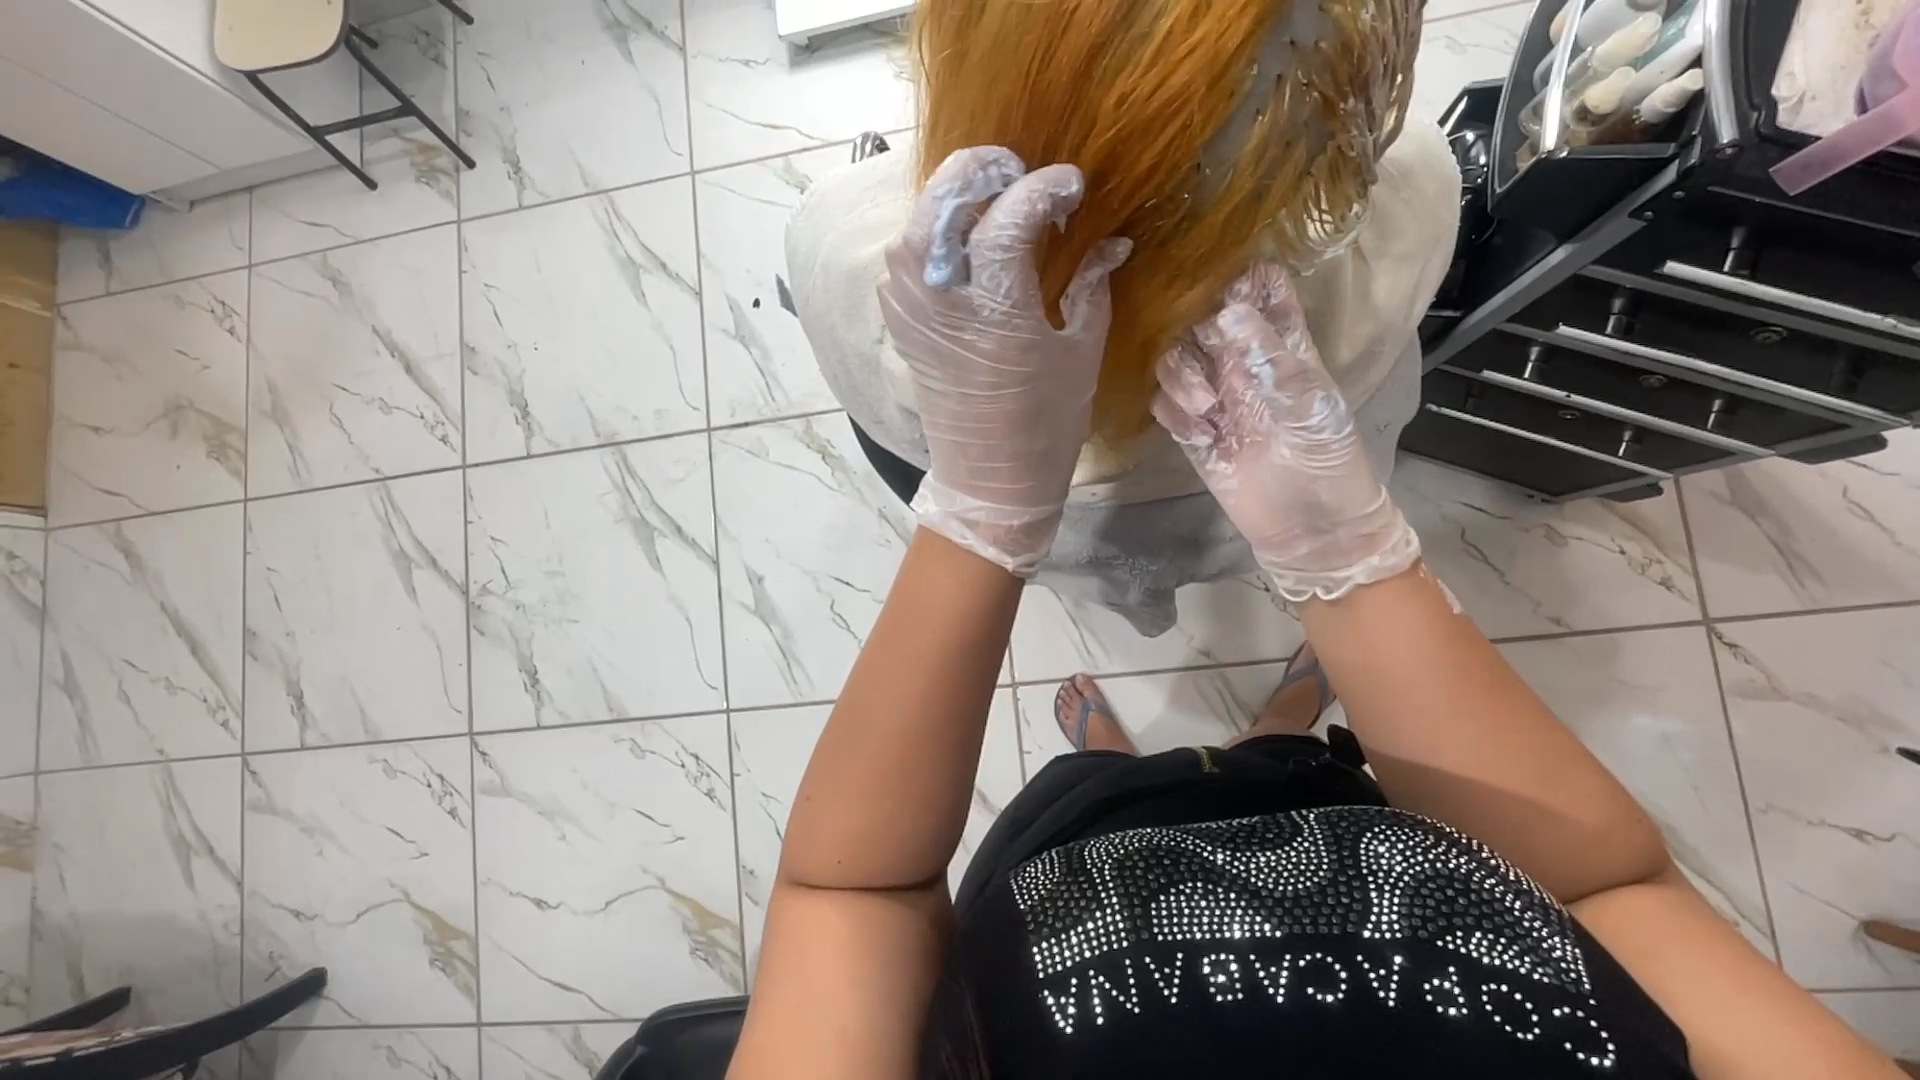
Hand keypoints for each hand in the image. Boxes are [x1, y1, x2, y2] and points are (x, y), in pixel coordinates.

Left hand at [879, 146, 1131, 577]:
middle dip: (976, 171)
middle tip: (1014, 171)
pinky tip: (961, 241)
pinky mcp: (902, 328)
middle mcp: (943, 302)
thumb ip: (1091, 285)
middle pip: (939, 206)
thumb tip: (1108, 242)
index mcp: (996, 309)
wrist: (991, 482)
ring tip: (989, 200)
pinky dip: (928, 236)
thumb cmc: (1046, 425)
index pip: (1007, 216)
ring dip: (947, 201)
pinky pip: (904, 262)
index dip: (1042, 188)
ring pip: (912, 229)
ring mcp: (914, 313)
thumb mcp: (1082, 352)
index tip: (1071, 186)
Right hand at [1152, 265, 1421, 601]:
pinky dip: (1174, 414)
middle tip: (1213, 360)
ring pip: (1174, 360)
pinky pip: (1164, 405)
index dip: (1239, 281)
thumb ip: (1266, 350)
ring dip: (1181, 378)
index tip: (1226, 295)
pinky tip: (1201, 435)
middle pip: (1200, 320)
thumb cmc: (1323, 454)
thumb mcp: (1304, 395)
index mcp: (1281, 344)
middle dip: (1196, 333)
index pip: (1257, 289)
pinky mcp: (1192, 432)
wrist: (1308, 524)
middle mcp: (1242, 363)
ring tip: (1207, 410)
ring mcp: (1214, 397)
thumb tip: (1226, 310)